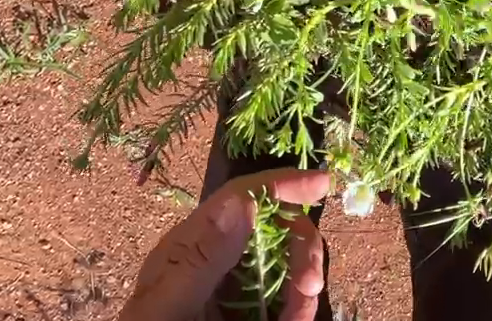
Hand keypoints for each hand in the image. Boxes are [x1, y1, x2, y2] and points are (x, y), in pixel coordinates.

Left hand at [119, 168, 329, 320]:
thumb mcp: (169, 307)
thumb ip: (203, 258)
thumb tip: (243, 202)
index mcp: (191, 246)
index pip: (240, 196)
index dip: (281, 184)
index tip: (322, 184)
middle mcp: (218, 259)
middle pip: (274, 227)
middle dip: (302, 246)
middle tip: (311, 284)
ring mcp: (236, 290)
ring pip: (287, 263)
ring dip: (304, 282)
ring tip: (300, 315)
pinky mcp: (249, 315)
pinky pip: (287, 300)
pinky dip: (299, 308)